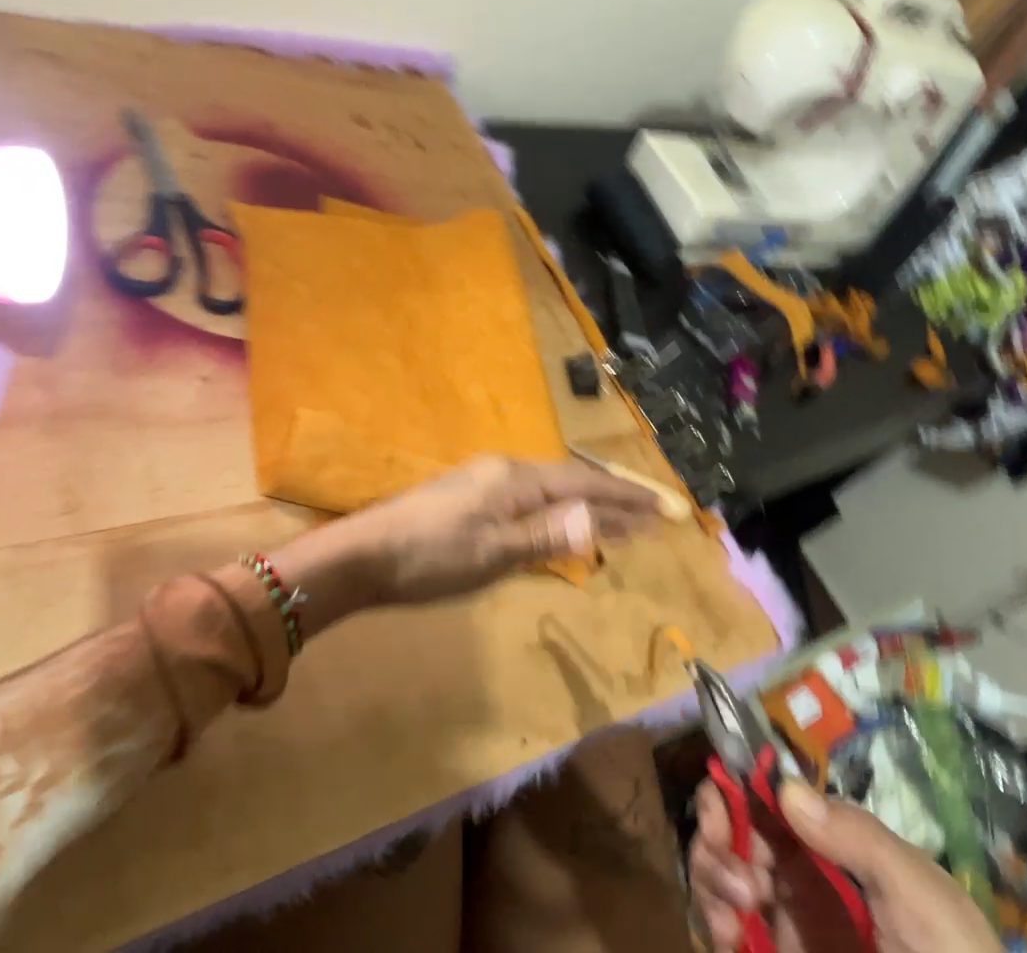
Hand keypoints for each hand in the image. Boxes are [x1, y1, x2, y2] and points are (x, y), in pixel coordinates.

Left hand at [352, 454, 662, 602]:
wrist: (362, 555)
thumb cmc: (431, 556)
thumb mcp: (494, 552)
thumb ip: (549, 534)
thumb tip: (604, 519)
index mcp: (515, 479)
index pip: (584, 485)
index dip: (625, 499)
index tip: (664, 510)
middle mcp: (503, 470)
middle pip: (570, 480)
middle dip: (612, 496)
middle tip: (650, 511)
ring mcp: (481, 481)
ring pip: (548, 487)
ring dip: (585, 501)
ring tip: (615, 515)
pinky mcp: (466, 497)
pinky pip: (528, 496)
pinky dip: (556, 508)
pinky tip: (556, 518)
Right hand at [689, 781, 1002, 952]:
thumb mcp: (919, 894)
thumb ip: (858, 837)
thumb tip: (784, 786)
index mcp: (834, 845)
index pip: (771, 798)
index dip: (739, 791)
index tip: (725, 810)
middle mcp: (799, 873)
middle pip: (732, 828)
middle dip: (716, 836)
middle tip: (738, 877)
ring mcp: (781, 918)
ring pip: (716, 870)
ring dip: (709, 875)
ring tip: (735, 910)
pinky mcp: (765, 951)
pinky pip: (718, 926)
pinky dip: (709, 919)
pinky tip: (726, 934)